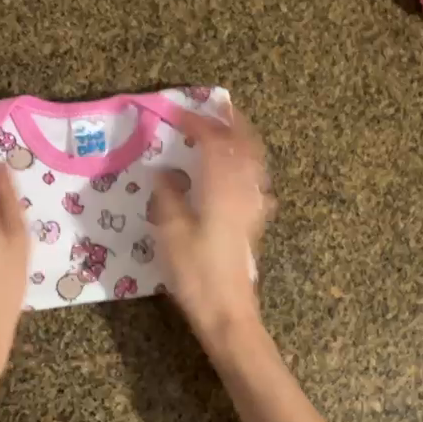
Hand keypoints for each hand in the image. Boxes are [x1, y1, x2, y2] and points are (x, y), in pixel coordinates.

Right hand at [151, 107, 273, 353]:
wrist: (228, 313)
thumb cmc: (196, 273)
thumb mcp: (170, 232)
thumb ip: (168, 196)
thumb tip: (165, 172)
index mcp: (221, 187)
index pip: (213, 142)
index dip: (197, 123)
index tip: (178, 114)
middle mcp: (243, 190)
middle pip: (244, 144)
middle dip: (231, 122)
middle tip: (215, 108)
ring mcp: (253, 207)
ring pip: (255, 161)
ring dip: (243, 140)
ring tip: (230, 130)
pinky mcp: (255, 223)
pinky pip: (257, 182)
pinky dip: (249, 167)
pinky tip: (242, 174)